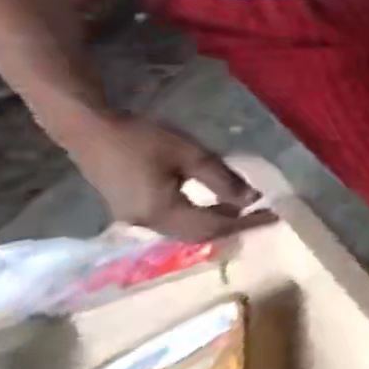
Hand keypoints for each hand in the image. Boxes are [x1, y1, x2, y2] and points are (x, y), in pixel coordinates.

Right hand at [65, 116, 271, 241]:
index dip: (247, 223)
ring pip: (185, 231)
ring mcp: (134, 219)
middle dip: (234, 226)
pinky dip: (201, 218)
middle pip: (198, 235)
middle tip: (266, 214)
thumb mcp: (194, 157)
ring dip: (218, 223)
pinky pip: (173, 223)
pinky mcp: (131, 210)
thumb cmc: (146, 140)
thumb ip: (224, 181)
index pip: (213, 227)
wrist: (92, 133)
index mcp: (159, 212)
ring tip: (249, 209)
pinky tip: (219, 204)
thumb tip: (253, 200)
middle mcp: (144, 223)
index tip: (276, 216)